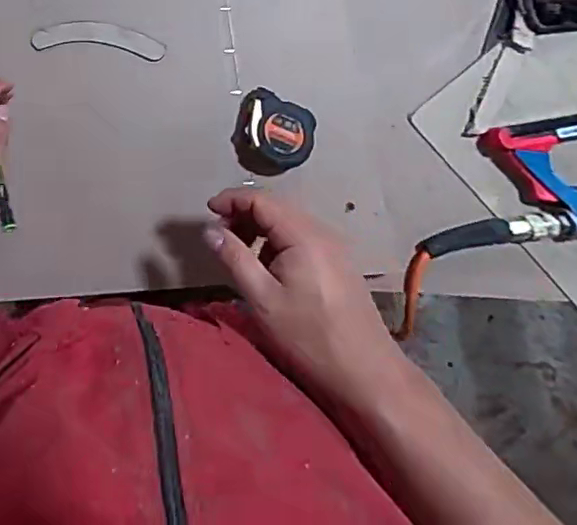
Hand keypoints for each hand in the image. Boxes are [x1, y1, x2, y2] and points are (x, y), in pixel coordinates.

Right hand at [205, 186, 406, 399]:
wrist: (369, 377)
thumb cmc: (310, 338)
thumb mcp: (263, 299)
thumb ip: (234, 257)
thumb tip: (209, 229)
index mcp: (303, 235)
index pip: (260, 200)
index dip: (231, 200)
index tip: (207, 212)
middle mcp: (322, 233)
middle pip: (275, 207)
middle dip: (243, 214)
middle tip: (219, 234)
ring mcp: (334, 248)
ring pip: (288, 223)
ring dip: (259, 229)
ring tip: (239, 251)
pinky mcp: (339, 265)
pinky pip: (301, 238)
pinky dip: (277, 242)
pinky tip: (267, 267)